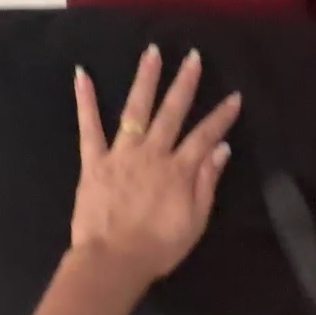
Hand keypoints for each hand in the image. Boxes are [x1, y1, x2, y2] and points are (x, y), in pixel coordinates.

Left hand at [71, 46, 240, 283]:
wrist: (113, 261)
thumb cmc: (159, 247)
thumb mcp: (195, 221)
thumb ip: (207, 182)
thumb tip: (221, 149)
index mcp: (179, 171)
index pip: (205, 136)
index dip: (221, 116)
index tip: (234, 97)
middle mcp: (152, 154)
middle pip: (172, 113)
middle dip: (185, 84)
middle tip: (192, 57)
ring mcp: (121, 155)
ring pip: (136, 111)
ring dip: (145, 80)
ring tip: (152, 53)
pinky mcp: (94, 163)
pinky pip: (89, 128)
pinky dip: (85, 101)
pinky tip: (81, 74)